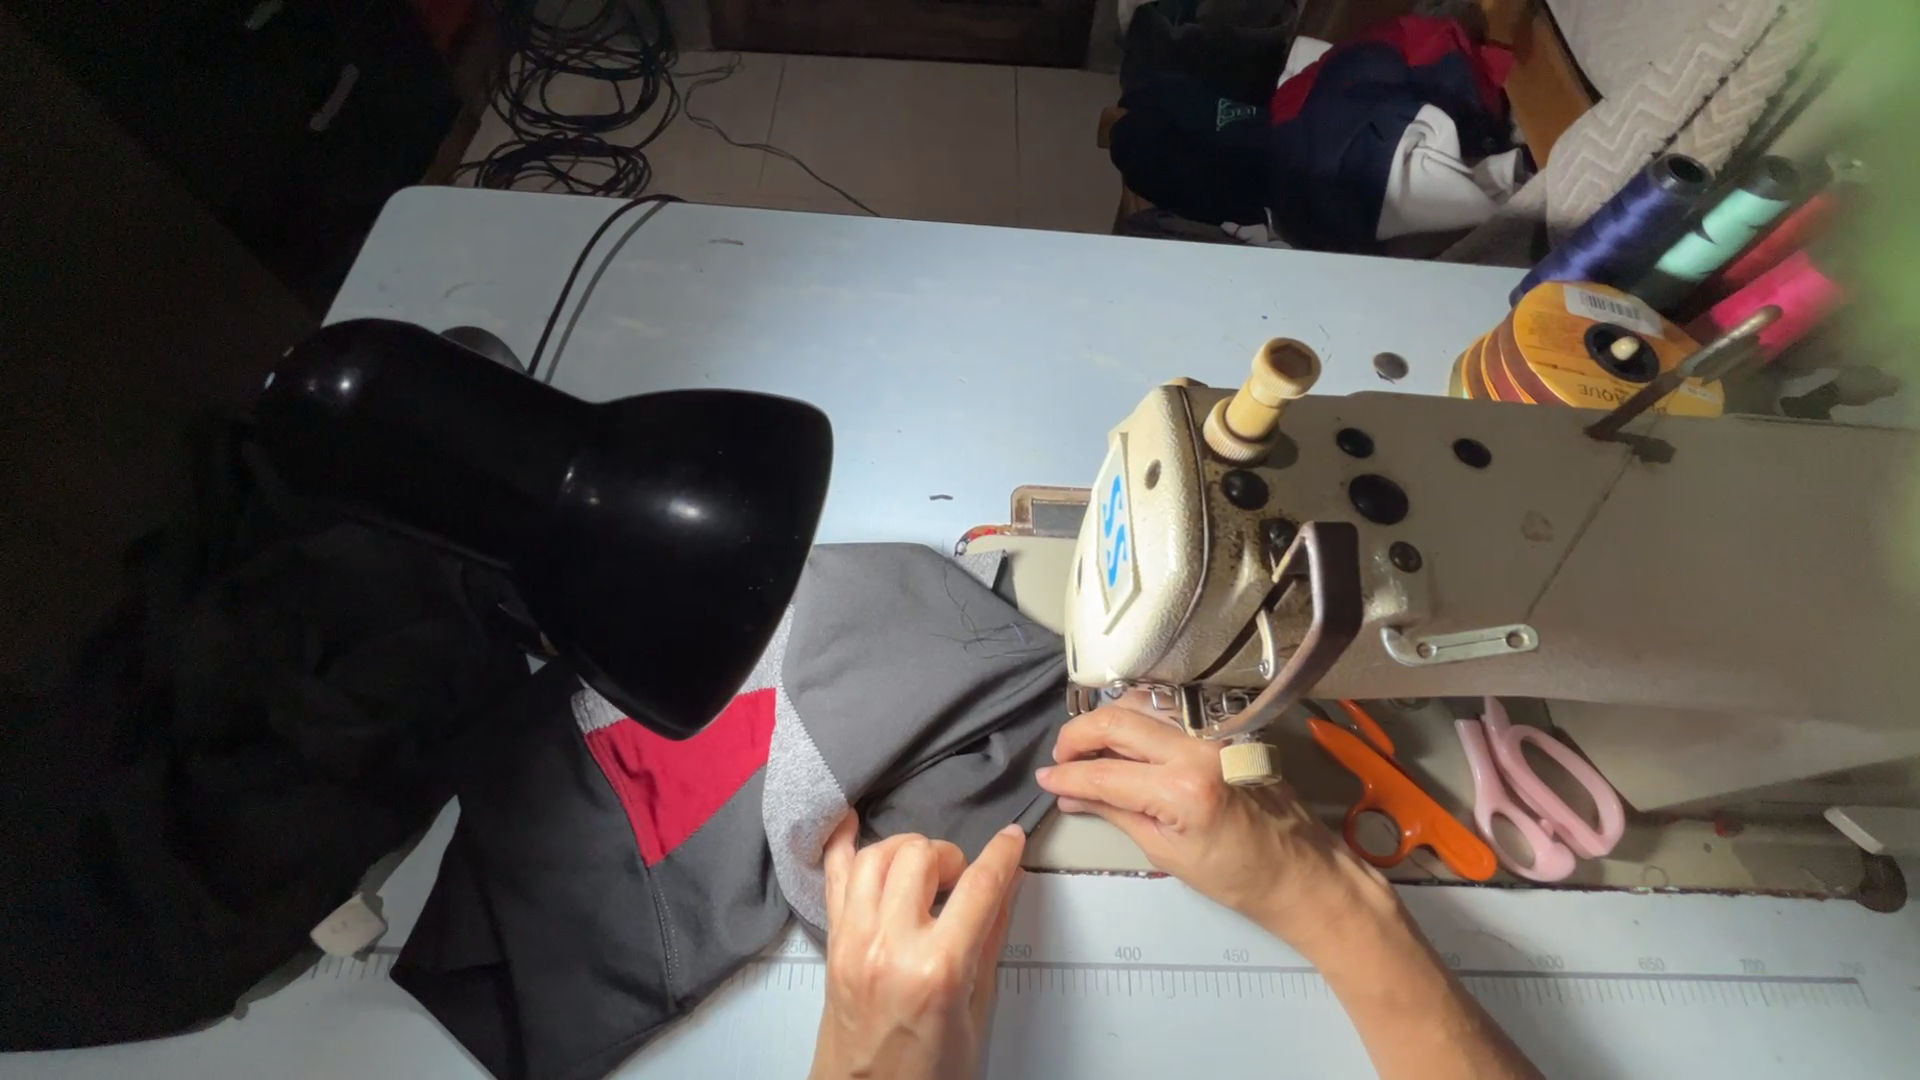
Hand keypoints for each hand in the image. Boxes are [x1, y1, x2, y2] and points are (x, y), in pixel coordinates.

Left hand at [808, 814, 1025, 1079]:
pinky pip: (831, 875)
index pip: (978, 887)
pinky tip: (850, 821)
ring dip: (907, 850)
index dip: (1002, 854)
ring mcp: (854, 940)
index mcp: (937, 970)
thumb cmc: (928, 1073)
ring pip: (877, 854)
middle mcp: (890, 946)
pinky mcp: (833, 941)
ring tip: (922, 873)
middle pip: (921, 855)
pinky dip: (840, 842)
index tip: (1012, 838)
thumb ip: (991, 936)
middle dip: (949, 857)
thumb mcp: (977, 1010)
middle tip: (958, 882)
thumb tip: (1008, 881)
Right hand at [1034, 694, 1392, 953]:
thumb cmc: (1242, 878)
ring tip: (1089, 746)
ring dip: (1106, 720)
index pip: (1104, 772)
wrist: (1303, 873)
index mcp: (1184, 789)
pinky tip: (1125, 736)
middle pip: (1116, 721)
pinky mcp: (1222, 727)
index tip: (1046, 778)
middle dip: (1077, 735)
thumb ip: (1114, 812)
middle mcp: (1198, 748)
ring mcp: (1213, 732)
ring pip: (1140, 703)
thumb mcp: (1166, 852)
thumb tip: (1071, 795)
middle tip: (1061, 757)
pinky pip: (1167, 708)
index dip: (1066, 775)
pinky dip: (1137, 715)